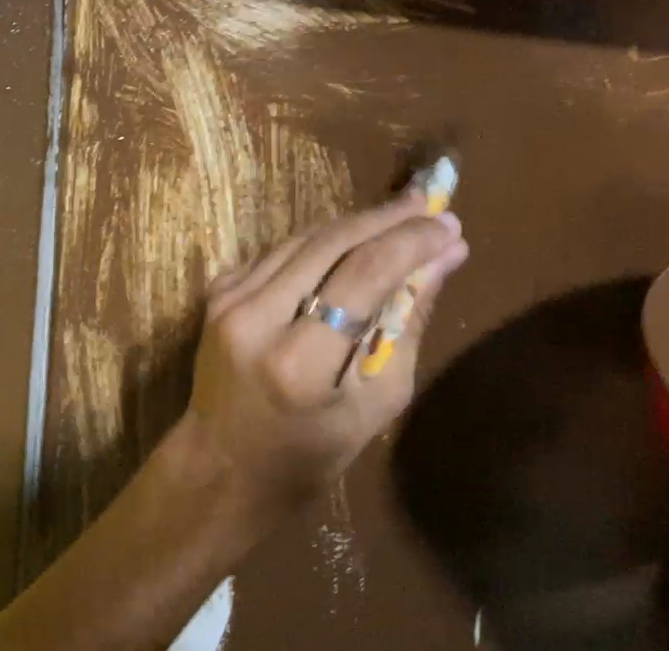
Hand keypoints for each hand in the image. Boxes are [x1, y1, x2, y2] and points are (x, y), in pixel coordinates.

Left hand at [171, 191, 469, 511]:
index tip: (449, 224)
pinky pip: (281, 251)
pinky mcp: (219, 289)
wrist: (223, 465)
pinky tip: (354, 240)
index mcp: (297, 360)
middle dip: (386, 219)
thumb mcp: (375, 406)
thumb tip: (446, 257)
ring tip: (402, 215)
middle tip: (431, 203)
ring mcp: (229, 297)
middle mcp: (255, 316)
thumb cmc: (310, 453)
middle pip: (331, 243)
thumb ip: (407, 325)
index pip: (364, 274)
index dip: (410, 242)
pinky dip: (321, 243)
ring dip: (356, 224)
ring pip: (304, 238)